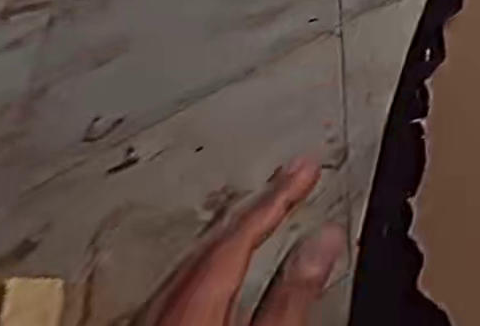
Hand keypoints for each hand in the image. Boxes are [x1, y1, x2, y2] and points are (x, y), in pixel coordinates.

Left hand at [134, 158, 345, 325]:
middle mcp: (153, 320)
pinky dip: (201, 269)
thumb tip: (326, 236)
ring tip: (257, 213)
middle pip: (203, 251)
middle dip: (251, 208)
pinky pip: (166, 296)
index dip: (277, 197)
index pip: (237, 238)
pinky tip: (211, 274)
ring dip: (225, 236)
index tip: (307, 168)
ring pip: (180, 273)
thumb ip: (293, 296)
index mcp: (190, 313)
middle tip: (289, 176)